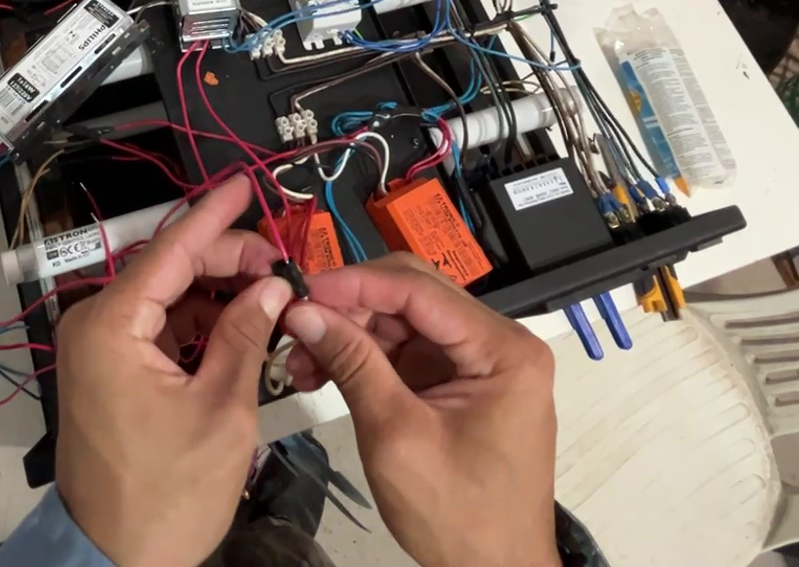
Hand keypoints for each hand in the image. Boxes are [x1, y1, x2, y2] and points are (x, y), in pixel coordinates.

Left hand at [55, 176, 292, 566]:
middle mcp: (96, 322)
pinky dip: (200, 320)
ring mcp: (100, 343)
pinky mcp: (110, 363)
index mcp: (111, 326)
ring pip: (168, 294)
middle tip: (278, 265)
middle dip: (226, 260)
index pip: (171, 250)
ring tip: (268, 294)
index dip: (214, 216)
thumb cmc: (164, 496)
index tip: (244, 186)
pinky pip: (160, 323)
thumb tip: (271, 287)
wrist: (114, 561)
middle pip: (170, 268)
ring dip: (216, 290)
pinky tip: (240, 322)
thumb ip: (245, 336)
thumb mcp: (221, 411)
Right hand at [282, 254, 559, 566]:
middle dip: (347, 307)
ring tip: (298, 360)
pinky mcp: (451, 376)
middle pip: (408, 293)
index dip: (353, 283)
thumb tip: (301, 309)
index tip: (300, 290)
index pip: (417, 289)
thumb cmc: (458, 516)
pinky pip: (399, 346)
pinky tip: (318, 371)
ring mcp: (472, 357)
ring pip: (396, 317)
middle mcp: (494, 339)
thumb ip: (352, 363)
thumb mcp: (396, 436)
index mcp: (502, 348)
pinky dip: (358, 354)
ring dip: (346, 331)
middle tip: (296, 323)